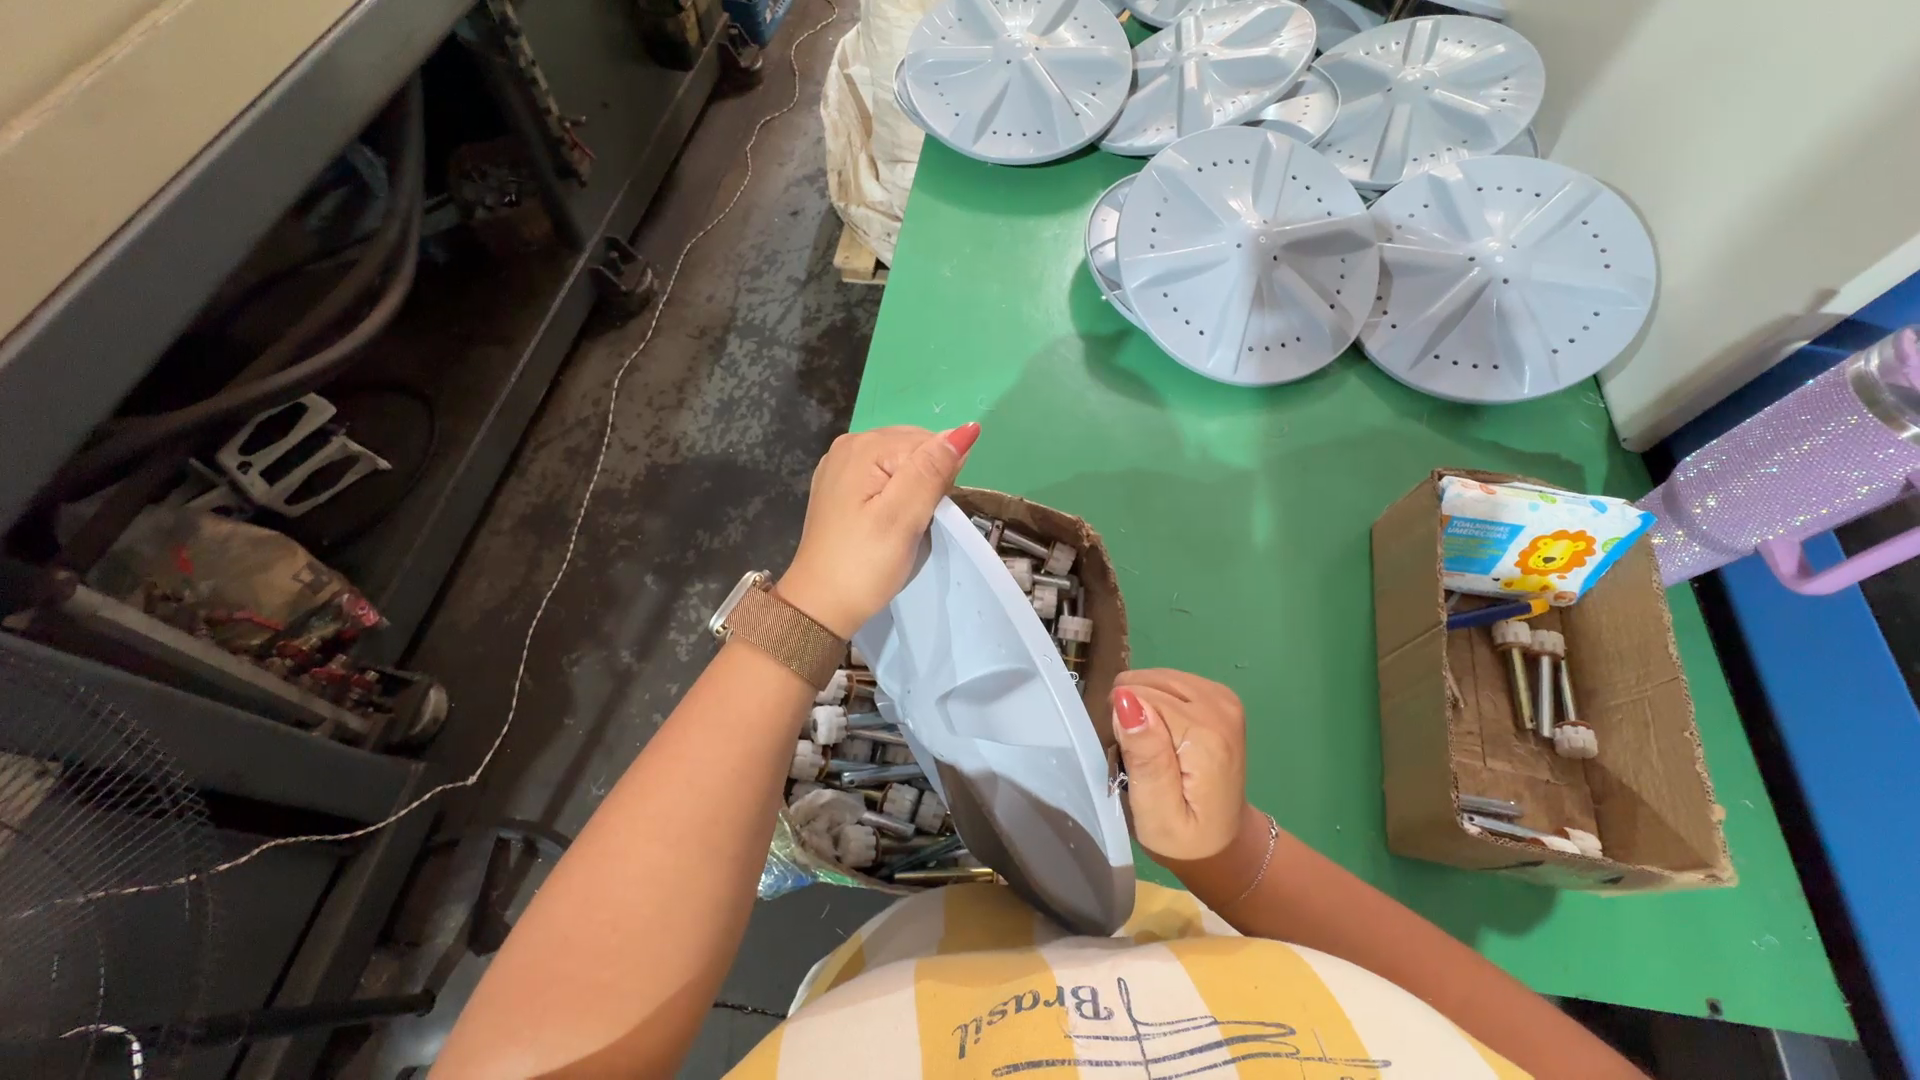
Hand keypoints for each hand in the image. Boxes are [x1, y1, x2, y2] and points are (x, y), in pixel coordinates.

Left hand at [778, 423, 980, 638]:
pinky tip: (889, 518)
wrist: (821, 604)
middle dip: (927, 479)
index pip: (928, 443)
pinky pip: (883, 475)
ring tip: (904, 522)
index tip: (927, 513)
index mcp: (864, 447)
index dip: (940, 477)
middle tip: (916, 521)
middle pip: (913, 447)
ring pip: (901, 461)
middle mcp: (849, 444)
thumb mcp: (904, 517)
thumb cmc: (865, 563)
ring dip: (914, 487)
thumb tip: (966, 430)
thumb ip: (933, 470)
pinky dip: (896, 492)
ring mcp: (841, 465)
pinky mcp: (840, 486)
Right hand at [1111, 669, 1248, 861]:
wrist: (1221, 843)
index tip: (1130, 760)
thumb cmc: (1183, 837)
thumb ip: (1144, 757)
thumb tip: (1126, 701)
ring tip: (1150, 747)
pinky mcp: (1221, 696)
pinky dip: (1157, 701)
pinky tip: (1161, 732)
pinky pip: (1171, 681)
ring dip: (1144, 706)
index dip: (1125, 726)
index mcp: (1207, 734)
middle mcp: (1221, 706)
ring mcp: (1224, 698)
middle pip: (1150, 682)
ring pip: (1157, 677)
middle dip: (1134, 712)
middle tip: (1141, 757)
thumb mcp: (1155, 812)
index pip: (1141, 697)